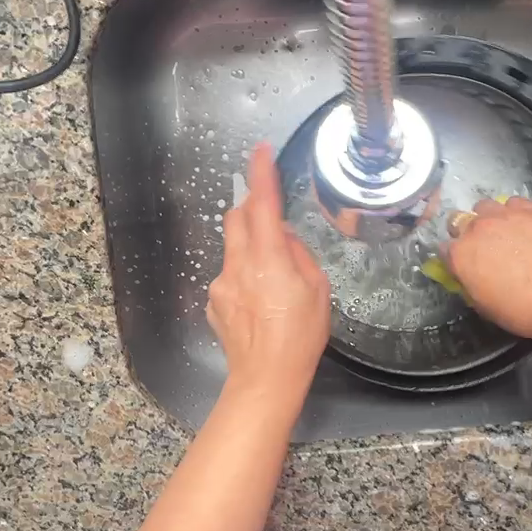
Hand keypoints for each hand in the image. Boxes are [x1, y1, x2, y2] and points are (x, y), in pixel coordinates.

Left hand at [207, 143, 329, 398]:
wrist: (265, 378)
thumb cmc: (300, 337)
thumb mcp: (317, 291)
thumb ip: (300, 255)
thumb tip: (286, 238)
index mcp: (269, 259)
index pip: (263, 205)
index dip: (262, 174)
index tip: (261, 151)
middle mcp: (238, 265)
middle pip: (235, 218)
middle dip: (250, 211)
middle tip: (270, 224)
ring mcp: (221, 284)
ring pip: (232, 249)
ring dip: (250, 252)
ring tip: (272, 285)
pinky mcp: (214, 301)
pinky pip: (228, 276)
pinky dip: (243, 279)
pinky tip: (259, 306)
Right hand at [443, 197, 531, 340]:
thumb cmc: (520, 310)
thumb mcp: (484, 306)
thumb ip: (470, 284)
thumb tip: (470, 276)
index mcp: (460, 255)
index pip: (445, 249)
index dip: (454, 257)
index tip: (464, 265)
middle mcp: (477, 229)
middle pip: (460, 220)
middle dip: (466, 232)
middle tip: (483, 248)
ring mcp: (504, 216)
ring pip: (486, 206)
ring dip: (489, 217)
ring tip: (503, 232)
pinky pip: (515, 203)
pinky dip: (515, 212)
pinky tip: (525, 226)